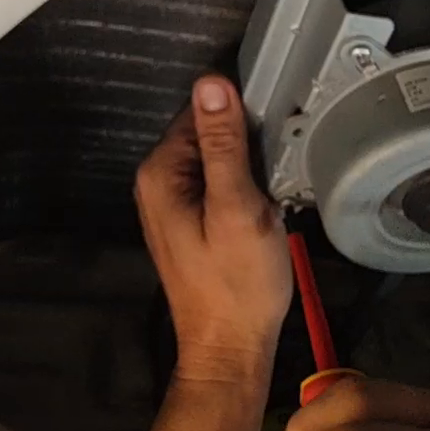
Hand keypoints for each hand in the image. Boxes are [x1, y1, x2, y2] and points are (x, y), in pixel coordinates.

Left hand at [134, 74, 292, 384]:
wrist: (231, 347)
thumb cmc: (237, 283)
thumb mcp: (236, 206)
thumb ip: (224, 145)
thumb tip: (210, 83)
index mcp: (160, 171)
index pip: (200, 112)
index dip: (239, 119)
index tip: (271, 138)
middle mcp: (157, 181)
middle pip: (207, 133)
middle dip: (244, 145)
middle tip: (273, 173)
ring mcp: (171, 201)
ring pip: (216, 158)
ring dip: (247, 168)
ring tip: (269, 194)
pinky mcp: (189, 218)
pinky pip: (217, 182)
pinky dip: (242, 187)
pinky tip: (261, 208)